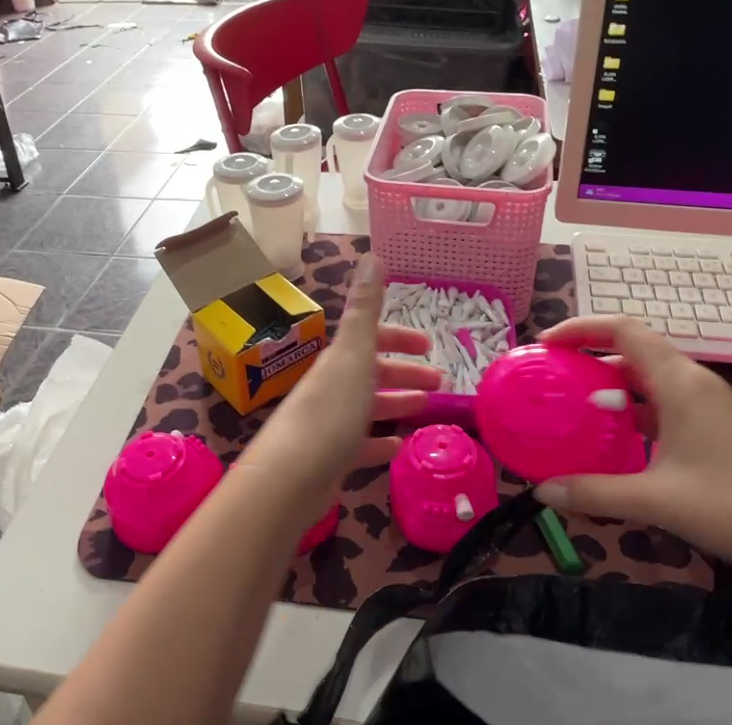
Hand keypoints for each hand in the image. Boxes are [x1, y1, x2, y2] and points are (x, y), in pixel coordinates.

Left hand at [239, 257, 443, 509]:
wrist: (291, 478)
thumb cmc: (330, 410)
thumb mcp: (354, 353)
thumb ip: (366, 308)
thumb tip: (372, 254)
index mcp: (338, 359)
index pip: (369, 338)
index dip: (398, 338)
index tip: (428, 344)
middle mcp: (332, 387)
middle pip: (372, 373)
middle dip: (404, 374)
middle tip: (441, 383)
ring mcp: (329, 424)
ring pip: (368, 408)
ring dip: (397, 404)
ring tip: (428, 410)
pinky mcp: (331, 460)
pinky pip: (361, 446)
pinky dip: (380, 442)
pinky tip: (398, 446)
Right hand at [533, 317, 731, 602]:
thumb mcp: (657, 501)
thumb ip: (595, 493)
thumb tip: (542, 491)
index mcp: (680, 383)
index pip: (623, 330)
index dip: (580, 328)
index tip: (546, 346)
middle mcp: (692, 381)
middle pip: (633, 347)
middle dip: (589, 354)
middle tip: (553, 375)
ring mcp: (705, 402)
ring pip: (648, 375)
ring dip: (610, 382)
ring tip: (574, 403)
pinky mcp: (713, 423)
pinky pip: (662, 399)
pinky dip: (632, 406)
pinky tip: (613, 434)